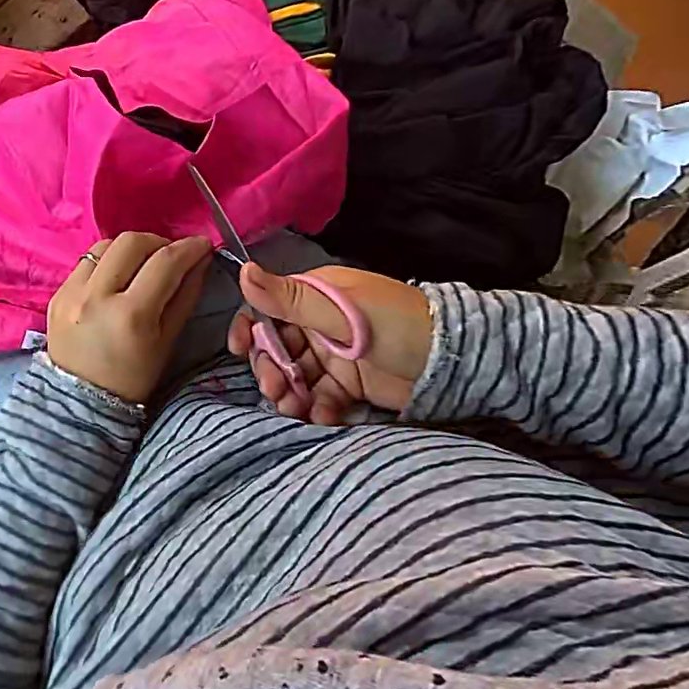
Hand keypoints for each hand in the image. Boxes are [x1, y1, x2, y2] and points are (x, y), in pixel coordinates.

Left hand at [47, 233, 212, 404]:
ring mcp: (71, 293)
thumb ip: (185, 296)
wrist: (81, 405)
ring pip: (105, 245)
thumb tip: (200, 261)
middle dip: (159, 242)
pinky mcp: (56, 295)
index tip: (202, 245)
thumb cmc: (133, 379)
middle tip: (171, 256)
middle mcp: (96, 296)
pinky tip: (117, 279)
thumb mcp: (167, 341)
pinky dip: (107, 263)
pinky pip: (86, 262)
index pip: (165, 262)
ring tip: (143, 265)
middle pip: (132, 242)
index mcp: (131, 315)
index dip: (189, 247)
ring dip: (131, 249)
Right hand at [226, 264, 430, 423]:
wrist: (448, 359)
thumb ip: (288, 299)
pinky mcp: (349, 384)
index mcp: (314, 298)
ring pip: (296, 376)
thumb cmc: (393, 324)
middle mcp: (319, 325)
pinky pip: (321, 397)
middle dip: (271, 370)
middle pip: (277, 349)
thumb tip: (243, 270)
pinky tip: (322, 417)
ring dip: (290, 394)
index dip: (250, 329)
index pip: (269, 310)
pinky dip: (317, 409)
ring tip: (296, 410)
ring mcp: (334, 356)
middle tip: (277, 391)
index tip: (240, 350)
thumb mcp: (339, 310)